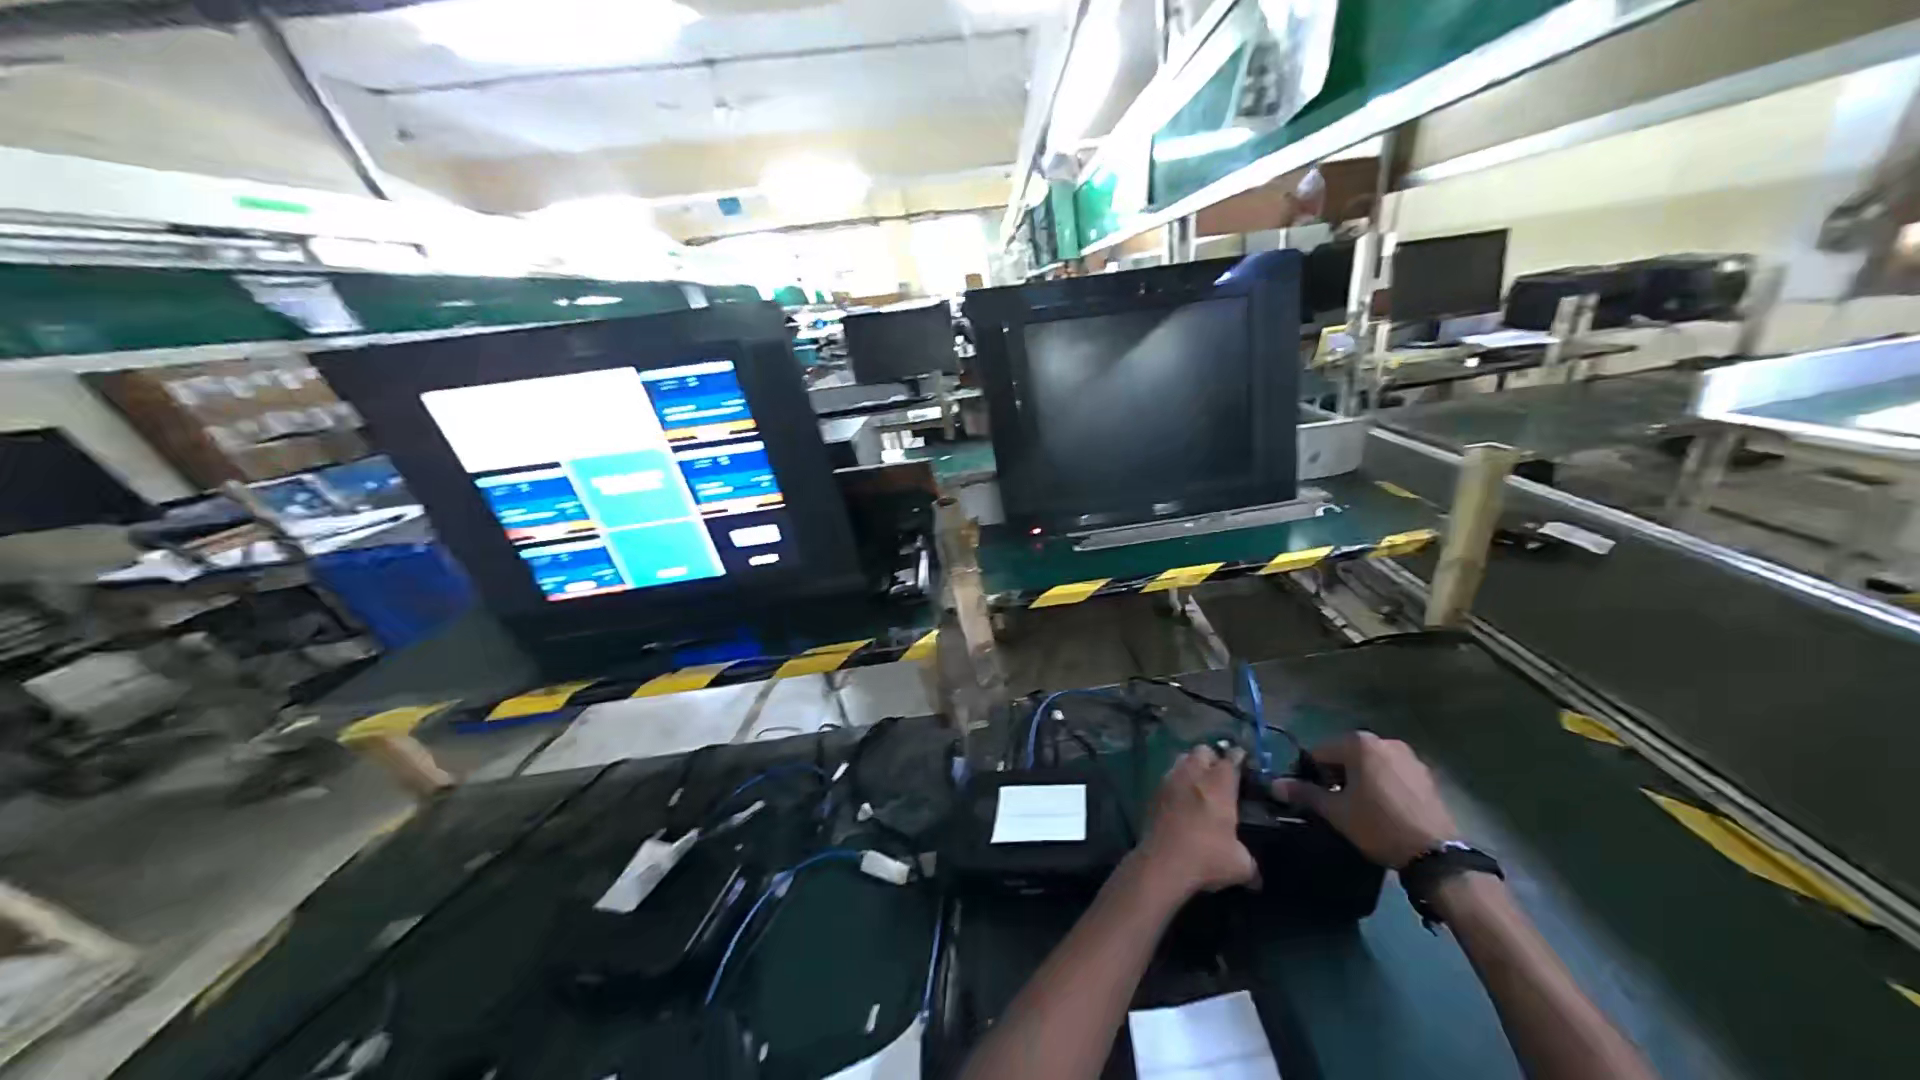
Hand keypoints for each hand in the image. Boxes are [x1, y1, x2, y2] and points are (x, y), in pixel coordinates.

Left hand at [1136, 745, 1257, 896]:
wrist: (1162, 864)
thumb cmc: (1206, 858)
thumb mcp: (1240, 864)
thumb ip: (1250, 863)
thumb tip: (1256, 877)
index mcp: (1219, 784)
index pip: (1232, 758)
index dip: (1238, 758)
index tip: (1243, 763)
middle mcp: (1193, 774)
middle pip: (1203, 751)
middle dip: (1212, 758)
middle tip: (1219, 776)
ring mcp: (1169, 780)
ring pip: (1182, 759)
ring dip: (1191, 766)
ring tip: (1198, 784)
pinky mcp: (1153, 792)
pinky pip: (1167, 776)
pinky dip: (1175, 782)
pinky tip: (1180, 799)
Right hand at [1272, 732, 1458, 868]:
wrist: (1435, 854)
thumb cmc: (1378, 825)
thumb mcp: (1335, 811)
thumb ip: (1304, 793)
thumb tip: (1274, 784)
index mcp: (1359, 743)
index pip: (1319, 752)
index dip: (1309, 774)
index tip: (1311, 797)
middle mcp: (1384, 741)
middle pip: (1345, 755)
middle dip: (1335, 775)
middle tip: (1334, 804)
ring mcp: (1409, 757)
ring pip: (1369, 764)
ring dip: (1358, 779)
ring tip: (1358, 808)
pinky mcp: (1426, 774)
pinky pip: (1391, 772)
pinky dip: (1381, 784)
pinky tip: (1382, 809)